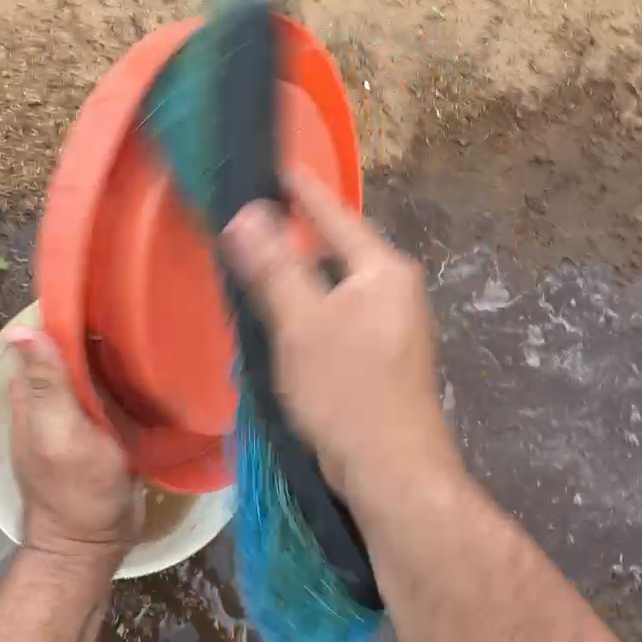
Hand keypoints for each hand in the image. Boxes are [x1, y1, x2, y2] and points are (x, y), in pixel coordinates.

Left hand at [6, 329, 141, 570]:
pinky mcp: (102, 429)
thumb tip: (20, 330)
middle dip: (97, 328)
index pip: (42, 336)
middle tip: (138, 308)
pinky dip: (127, 379)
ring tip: (151, 330)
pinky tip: (152, 369)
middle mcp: (51, 398)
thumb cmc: (77, 490)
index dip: (66, 311)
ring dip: (114, 353)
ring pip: (93, 370)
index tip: (102, 291)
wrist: (94, 544)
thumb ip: (46, 385)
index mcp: (33, 393)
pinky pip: (112, 393)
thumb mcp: (60, 434)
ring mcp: (77, 414)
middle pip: (71, 349)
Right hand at [220, 174, 459, 497]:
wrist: (392, 473)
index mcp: (382, 271)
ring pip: (336, 286)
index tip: (274, 168)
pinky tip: (282, 318)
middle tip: (251, 218)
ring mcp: (393, 326)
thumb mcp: (302, 324)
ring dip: (299, 275)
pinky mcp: (381, 357)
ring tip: (258, 262)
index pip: (335, 215)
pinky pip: (337, 314)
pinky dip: (308, 307)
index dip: (302, 191)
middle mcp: (394, 290)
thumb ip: (275, 267)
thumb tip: (246, 213)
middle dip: (296, 234)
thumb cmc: (347, 392)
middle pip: (337, 250)